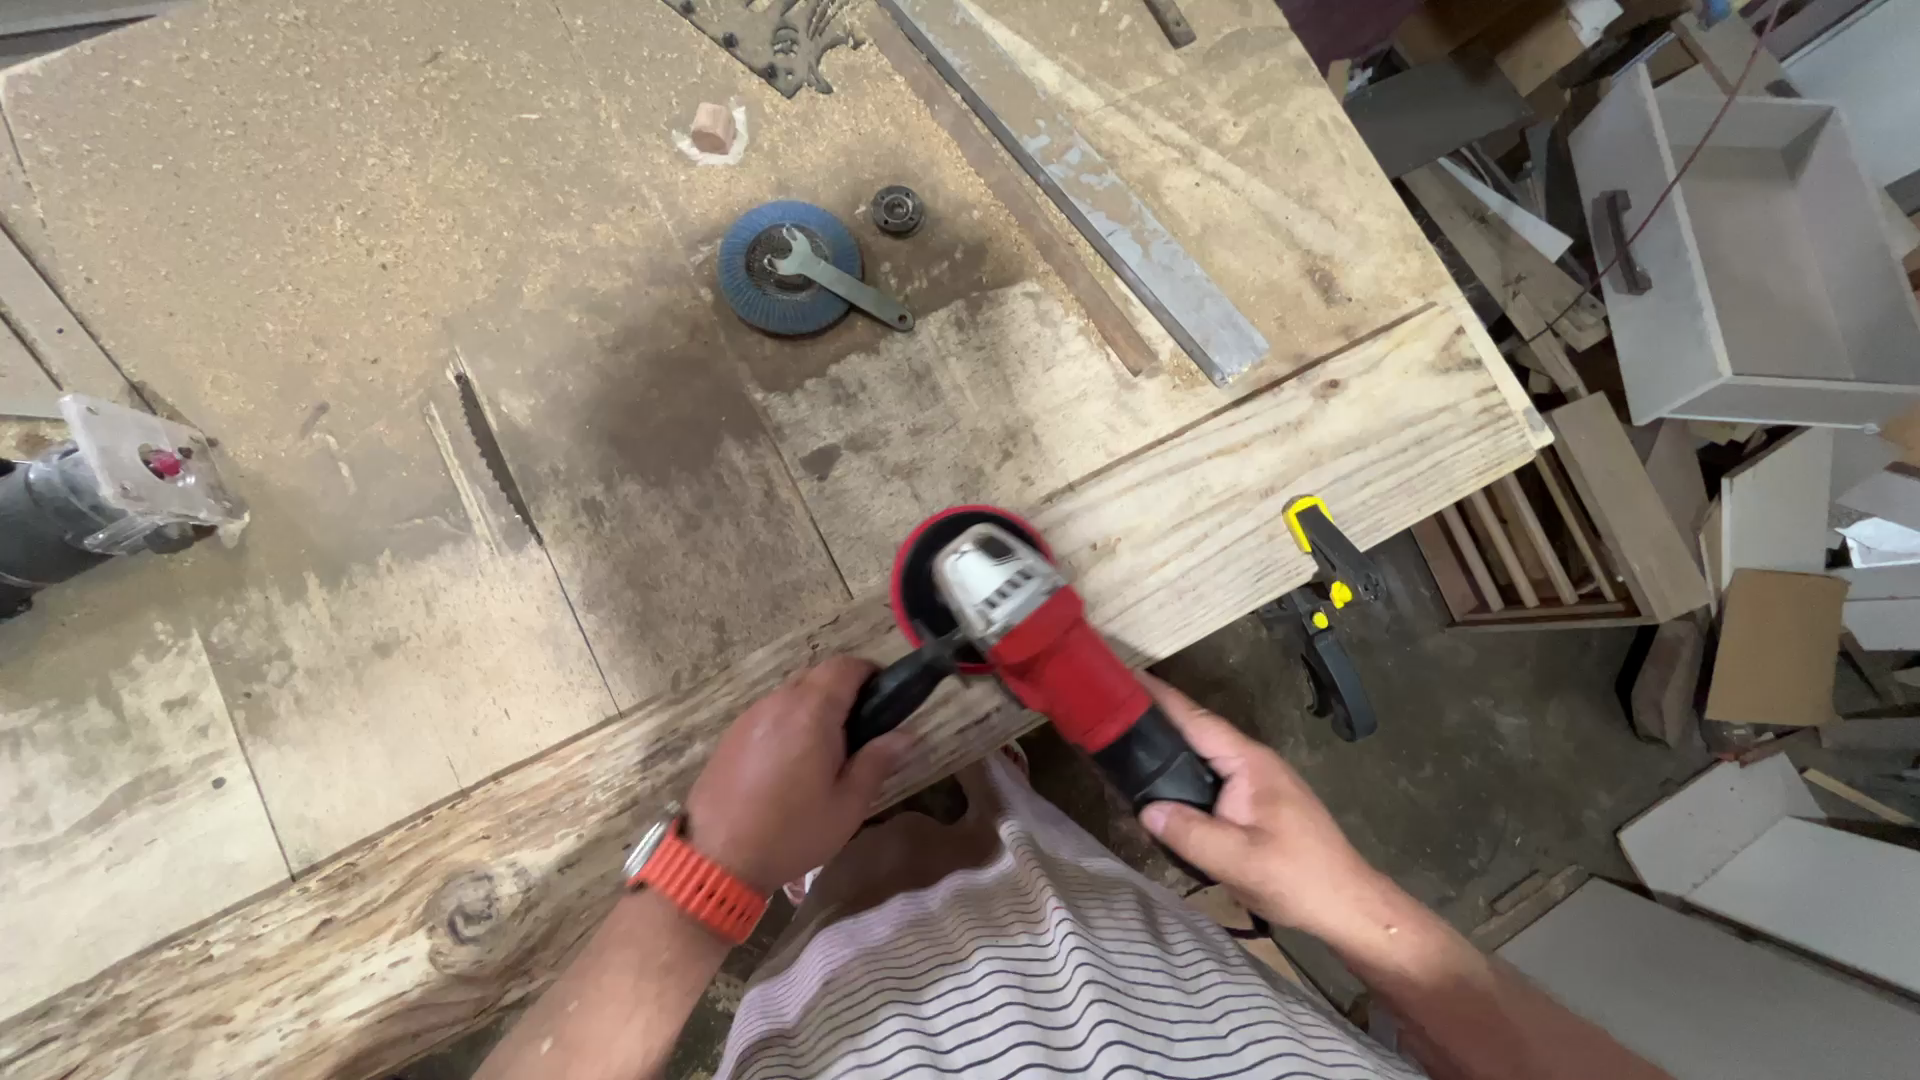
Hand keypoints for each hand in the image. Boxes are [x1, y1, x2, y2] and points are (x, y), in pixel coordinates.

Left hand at [684, 656, 912, 894]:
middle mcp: (779, 702)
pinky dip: (788, 722)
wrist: (716, 861)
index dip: (870, 673)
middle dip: (844, 691)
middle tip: (859, 731)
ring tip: (824, 751)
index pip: (846, 666)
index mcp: (812, 712)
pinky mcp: (732, 734)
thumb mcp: (848, 804)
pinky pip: (770, 713)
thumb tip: (907, 734)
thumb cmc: (792, 832)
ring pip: (792, 693)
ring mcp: (751, 716)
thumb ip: (878, 761)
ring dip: (814, 707)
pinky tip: (789, 763)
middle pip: (818, 675)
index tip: (884, 699)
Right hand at [1135, 675, 1386, 939]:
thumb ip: (1190, 833)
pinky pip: (1208, 776)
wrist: (1350, 908)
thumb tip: (1144, 809)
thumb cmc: (1300, 880)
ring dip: (1166, 749)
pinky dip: (1180, 773)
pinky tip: (1158, 786)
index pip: (1196, 718)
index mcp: (1249, 762)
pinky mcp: (1253, 801)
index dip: (1159, 697)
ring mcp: (1254, 781)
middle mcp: (1251, 762)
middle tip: (1108, 717)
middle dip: (1154, 720)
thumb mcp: (1240, 861)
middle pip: (1195, 731)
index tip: (1122, 679)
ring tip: (1122, 746)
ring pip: (1201, 755)